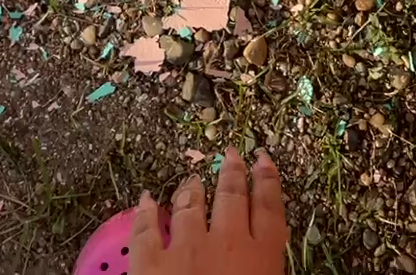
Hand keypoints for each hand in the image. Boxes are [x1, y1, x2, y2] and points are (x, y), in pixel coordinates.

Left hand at [130, 149, 286, 274]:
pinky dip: (145, 212)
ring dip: (193, 188)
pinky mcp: (151, 264)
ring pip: (191, 205)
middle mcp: (228, 243)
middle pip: (232, 197)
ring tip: (193, 177)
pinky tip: (145, 199)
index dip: (268, 180)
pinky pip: (146, 229)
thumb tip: (270, 265)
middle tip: (230, 153)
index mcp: (261, 259)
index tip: (264, 159)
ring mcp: (188, 248)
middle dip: (232, 173)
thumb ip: (268, 272)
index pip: (269, 208)